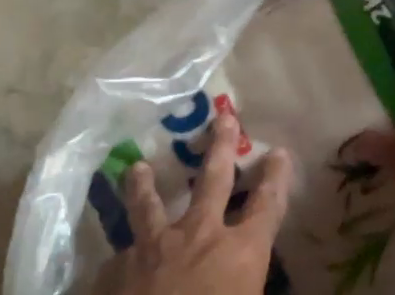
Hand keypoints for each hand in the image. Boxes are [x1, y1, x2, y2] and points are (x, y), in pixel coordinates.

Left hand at [97, 113, 293, 294]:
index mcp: (240, 253)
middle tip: (223, 117)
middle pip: (213, 181)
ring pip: (150, 205)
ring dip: (144, 185)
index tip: (279, 152)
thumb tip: (249, 281)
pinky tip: (115, 259)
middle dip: (220, 146)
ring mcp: (154, 248)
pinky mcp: (119, 268)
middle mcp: (199, 236)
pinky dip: (123, 257)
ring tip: (137, 167)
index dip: (276, 178)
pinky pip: (121, 257)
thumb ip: (250, 285)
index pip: (267, 206)